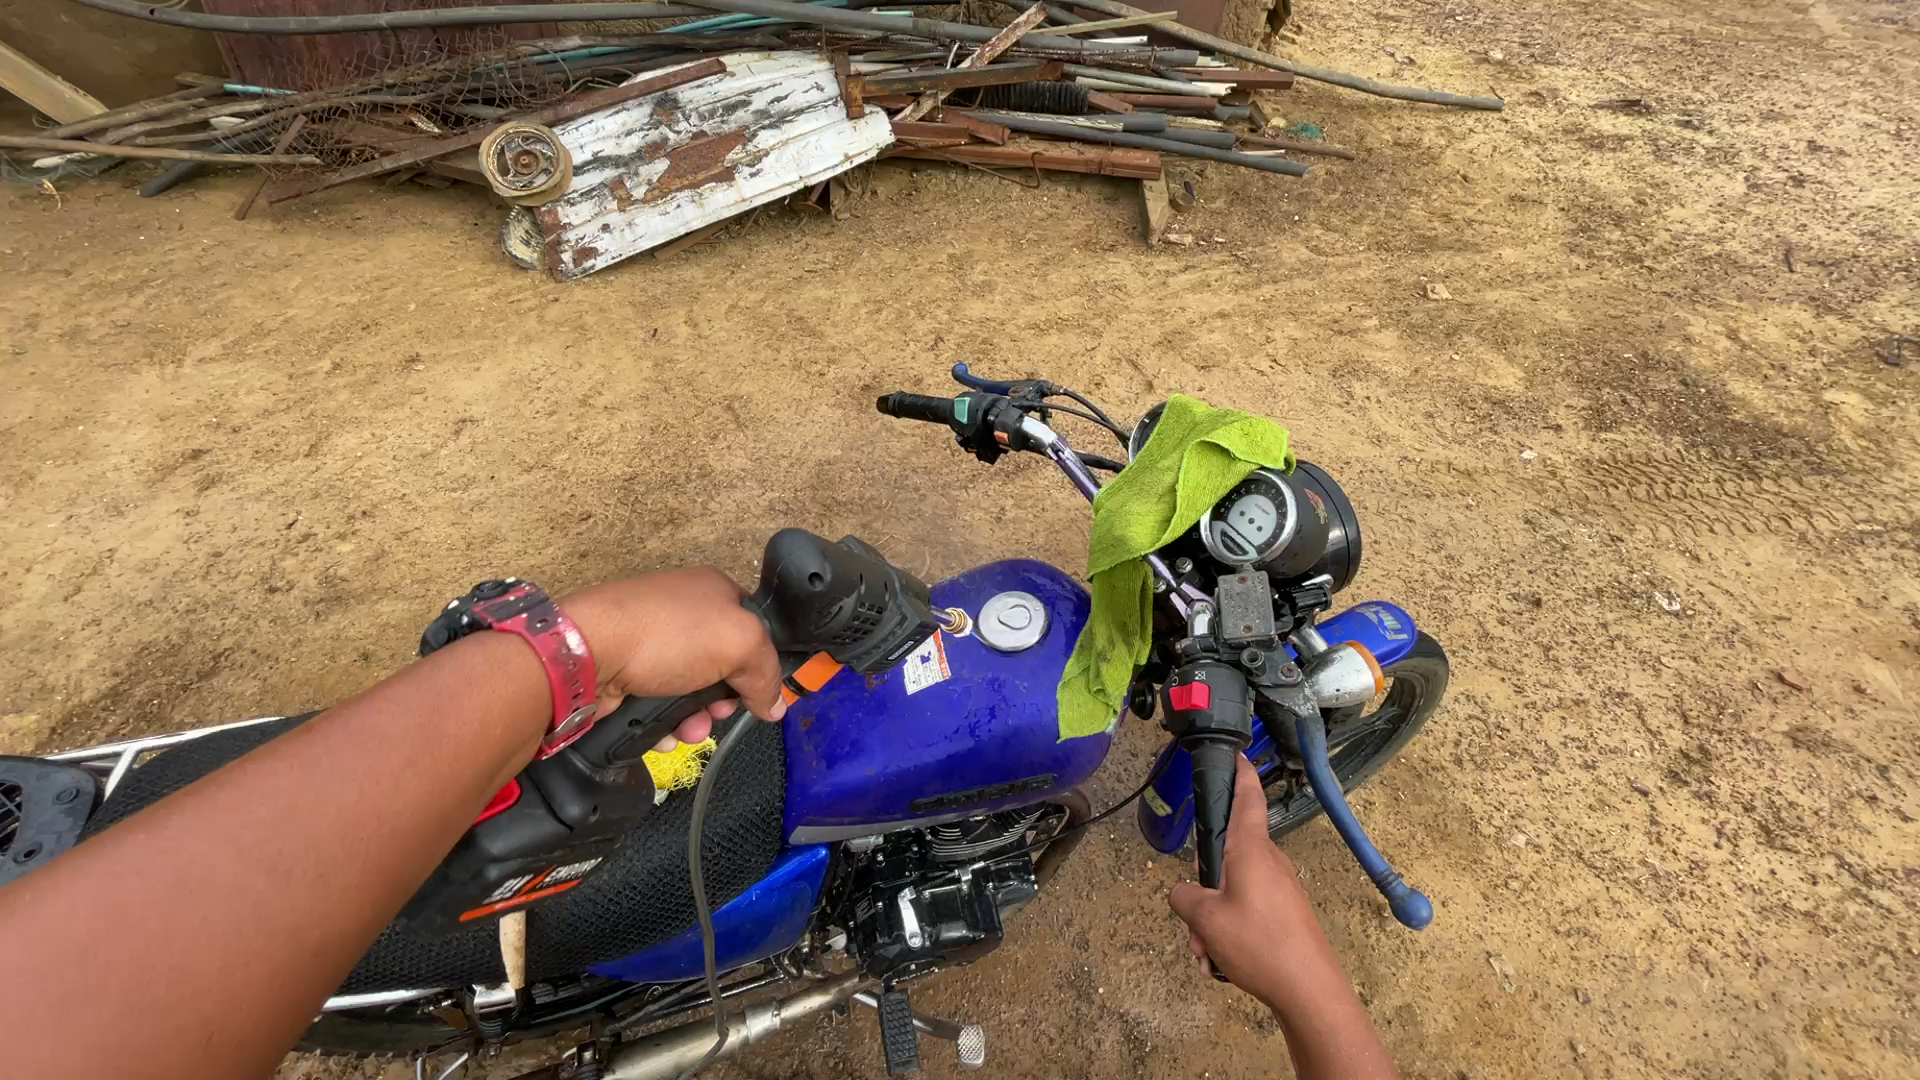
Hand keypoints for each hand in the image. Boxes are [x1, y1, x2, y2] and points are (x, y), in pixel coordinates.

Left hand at [561, 568, 786, 748]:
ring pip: (691, 687)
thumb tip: (775, 705)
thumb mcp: (741, 645)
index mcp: (714, 589)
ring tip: (689, 731)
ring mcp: (652, 639)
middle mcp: (683, 610)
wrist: (587, 653)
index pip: (753, 625)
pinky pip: (659, 699)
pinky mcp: (625, 667)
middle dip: (724, 698)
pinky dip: (665, 720)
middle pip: (723, 663)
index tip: (758, 689)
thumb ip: (767, 673)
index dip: (759, 660)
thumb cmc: (668, 635)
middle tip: (719, 712)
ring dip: (696, 716)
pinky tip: (663, 732)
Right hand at [1167, 756, 1348, 1015]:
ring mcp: (1280, 887)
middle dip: (1202, 885)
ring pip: (1232, 887)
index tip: (1236, 752)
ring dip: (1213, 916)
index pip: (1247, 797)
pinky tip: (1223, 962)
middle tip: (1193, 923)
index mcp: (1250, 848)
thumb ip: (1183, 896)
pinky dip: (1230, 928)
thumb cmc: (1259, 944)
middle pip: (1225, 854)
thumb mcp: (1205, 919)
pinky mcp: (1286, 913)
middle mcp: (1268, 860)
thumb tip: (1185, 892)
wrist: (1312, 994)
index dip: (1240, 772)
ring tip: (1207, 953)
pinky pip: (1247, 908)